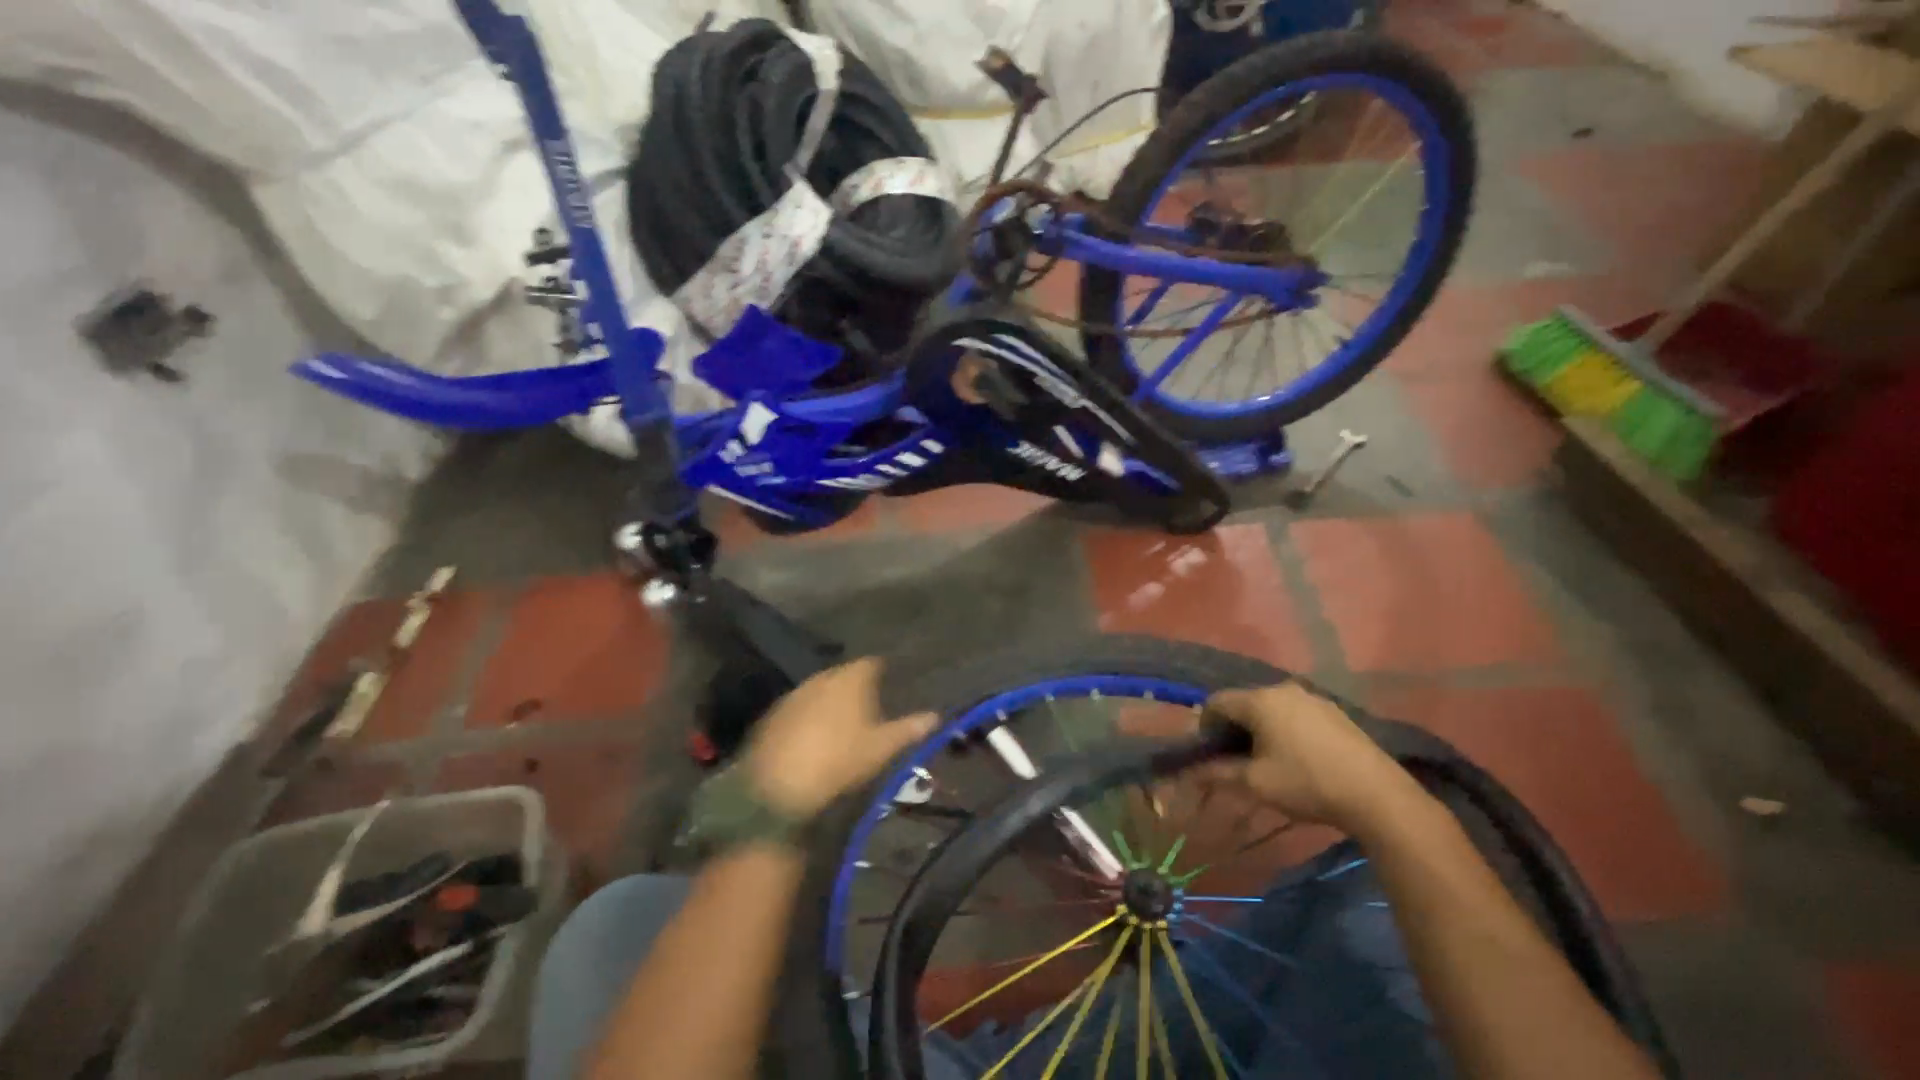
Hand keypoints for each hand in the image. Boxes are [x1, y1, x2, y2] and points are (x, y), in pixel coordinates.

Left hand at [744, 658, 937, 818]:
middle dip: (856, 686)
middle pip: (844, 674)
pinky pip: (800, 707)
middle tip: (870, 706)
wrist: (778, 783)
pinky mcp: (773, 713)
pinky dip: (810, 716)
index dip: (883, 672)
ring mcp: (794, 693)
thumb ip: (909, 729)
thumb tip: (936, 716)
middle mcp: (821, 677)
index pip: (872, 663)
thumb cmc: (840, 759)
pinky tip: (813, 736)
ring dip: (831, 701)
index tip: (891, 684)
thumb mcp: (881, 748)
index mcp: (851, 679)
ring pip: (820, 690)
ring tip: (843, 723)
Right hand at [1201, 682, 1422, 835]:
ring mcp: (1314, 698)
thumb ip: (1217, 773)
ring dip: (1260, 730)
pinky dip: (1285, 730)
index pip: (1216, 702)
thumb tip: (1189, 773)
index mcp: (1260, 700)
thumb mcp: (1255, 783)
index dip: (1205, 727)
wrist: (1375, 794)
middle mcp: (1284, 689)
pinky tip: (1297, 759)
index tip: (1209, 755)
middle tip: (1235, 762)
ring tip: (1267, 763)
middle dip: (1233, 730)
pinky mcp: (1335, 712)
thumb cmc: (1306, 783)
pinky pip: (1296, 714)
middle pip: (1244, 703)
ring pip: (1271, 709)